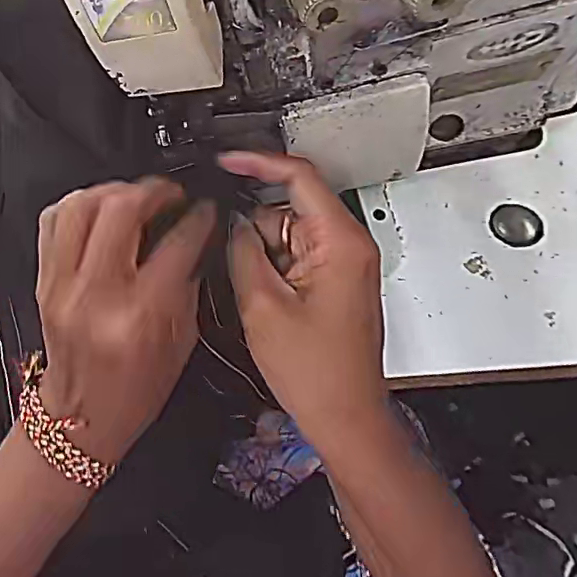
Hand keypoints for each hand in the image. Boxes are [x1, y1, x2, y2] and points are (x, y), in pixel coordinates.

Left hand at [35, 178, 216, 465]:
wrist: (79, 421)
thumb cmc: (132, 392)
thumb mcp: (182, 342)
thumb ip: (188, 284)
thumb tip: (194, 238)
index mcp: (139, 317)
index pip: (176, 244)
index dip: (198, 218)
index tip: (206, 211)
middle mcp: (96, 296)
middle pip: (121, 210)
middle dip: (154, 190)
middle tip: (171, 194)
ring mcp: (62, 286)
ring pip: (81, 206)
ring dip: (115, 191)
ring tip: (136, 197)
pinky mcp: (44, 282)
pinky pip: (53, 221)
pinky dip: (79, 205)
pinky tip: (99, 211)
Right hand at [221, 151, 389, 449]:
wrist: (345, 415)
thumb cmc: (318, 373)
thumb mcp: (262, 306)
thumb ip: (241, 250)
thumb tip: (231, 221)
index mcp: (340, 242)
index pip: (299, 176)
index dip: (257, 163)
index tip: (227, 161)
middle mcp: (349, 245)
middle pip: (289, 206)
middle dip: (255, 228)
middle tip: (237, 261)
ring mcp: (344, 262)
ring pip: (288, 231)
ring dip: (263, 253)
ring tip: (259, 296)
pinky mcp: (335, 277)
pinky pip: (295, 253)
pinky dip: (273, 267)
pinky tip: (267, 299)